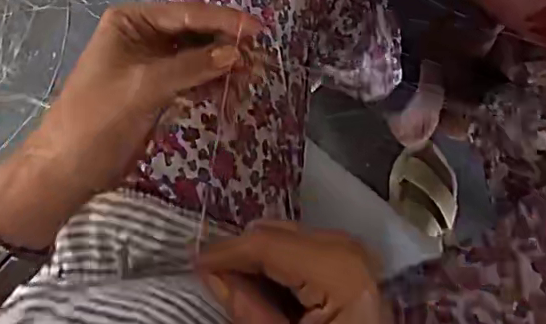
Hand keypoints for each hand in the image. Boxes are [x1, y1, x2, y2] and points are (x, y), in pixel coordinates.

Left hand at [0, 1, 257, 249]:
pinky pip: (189, 79)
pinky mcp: (154, 90)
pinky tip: (227, 95)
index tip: (258, 30)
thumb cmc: (99, 117)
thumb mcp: (145, 87)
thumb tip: (234, 53)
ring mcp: (148, 62)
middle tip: (259, 64)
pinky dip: (209, 85)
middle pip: (192, 33)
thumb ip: (190, 67)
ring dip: (220, 68)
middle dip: (224, 47)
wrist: (68, 166)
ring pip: (194, 57)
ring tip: (249, 83)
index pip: (184, 14)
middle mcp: (140, 34)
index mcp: (130, 21)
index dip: (222, 21)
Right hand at [198, 222, 388, 323]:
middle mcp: (347, 248)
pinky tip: (268, 289)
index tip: (193, 260)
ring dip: (259, 260)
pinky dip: (280, 267)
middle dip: (242, 256)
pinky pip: (303, 251)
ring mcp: (352, 253)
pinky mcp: (353, 264)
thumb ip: (250, 310)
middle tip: (215, 279)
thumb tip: (211, 273)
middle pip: (274, 235)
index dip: (225, 251)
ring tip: (242, 288)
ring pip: (285, 239)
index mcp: (338, 269)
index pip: (265, 244)